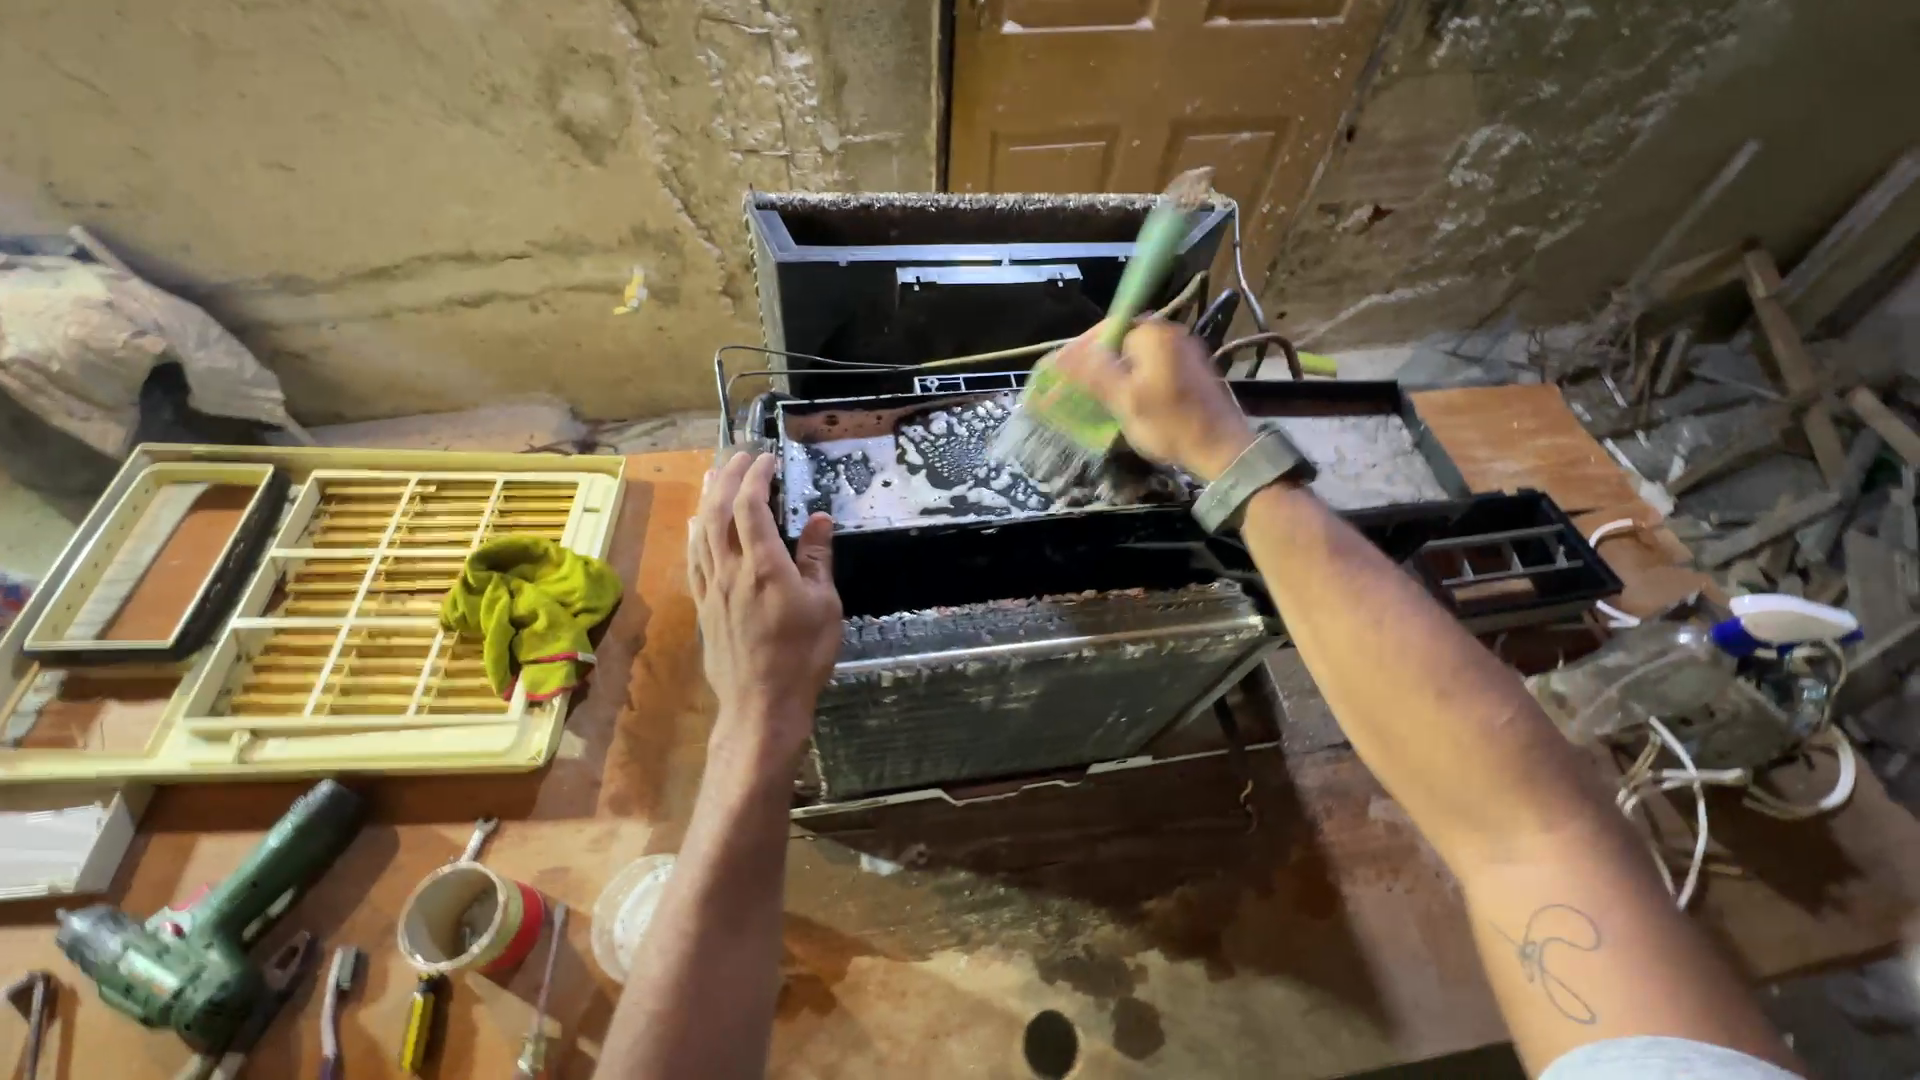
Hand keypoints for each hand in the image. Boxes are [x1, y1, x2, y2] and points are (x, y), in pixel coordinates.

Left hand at [687, 451, 841, 766]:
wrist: (761, 705)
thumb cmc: (802, 657)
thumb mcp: (825, 606)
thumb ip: (819, 559)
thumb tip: (820, 519)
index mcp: (764, 566)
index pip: (752, 506)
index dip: (757, 476)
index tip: (768, 459)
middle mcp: (731, 570)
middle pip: (719, 511)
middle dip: (728, 476)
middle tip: (740, 456)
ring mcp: (712, 587)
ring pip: (701, 530)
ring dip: (708, 497)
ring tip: (715, 475)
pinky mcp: (703, 605)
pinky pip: (693, 558)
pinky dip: (695, 531)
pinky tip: (697, 522)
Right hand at [1049, 319, 1257, 481]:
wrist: (1221, 450)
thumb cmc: (1170, 425)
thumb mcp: (1125, 401)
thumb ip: (1093, 374)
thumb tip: (1062, 357)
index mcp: (1154, 334)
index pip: (1107, 328)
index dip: (1083, 349)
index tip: (1065, 372)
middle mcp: (1171, 333)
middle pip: (1122, 340)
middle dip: (1099, 360)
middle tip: (1079, 385)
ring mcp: (1184, 350)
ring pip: (1138, 355)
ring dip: (1117, 371)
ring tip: (1098, 394)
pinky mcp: (1191, 369)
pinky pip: (1154, 365)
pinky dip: (1137, 378)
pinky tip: (1128, 398)